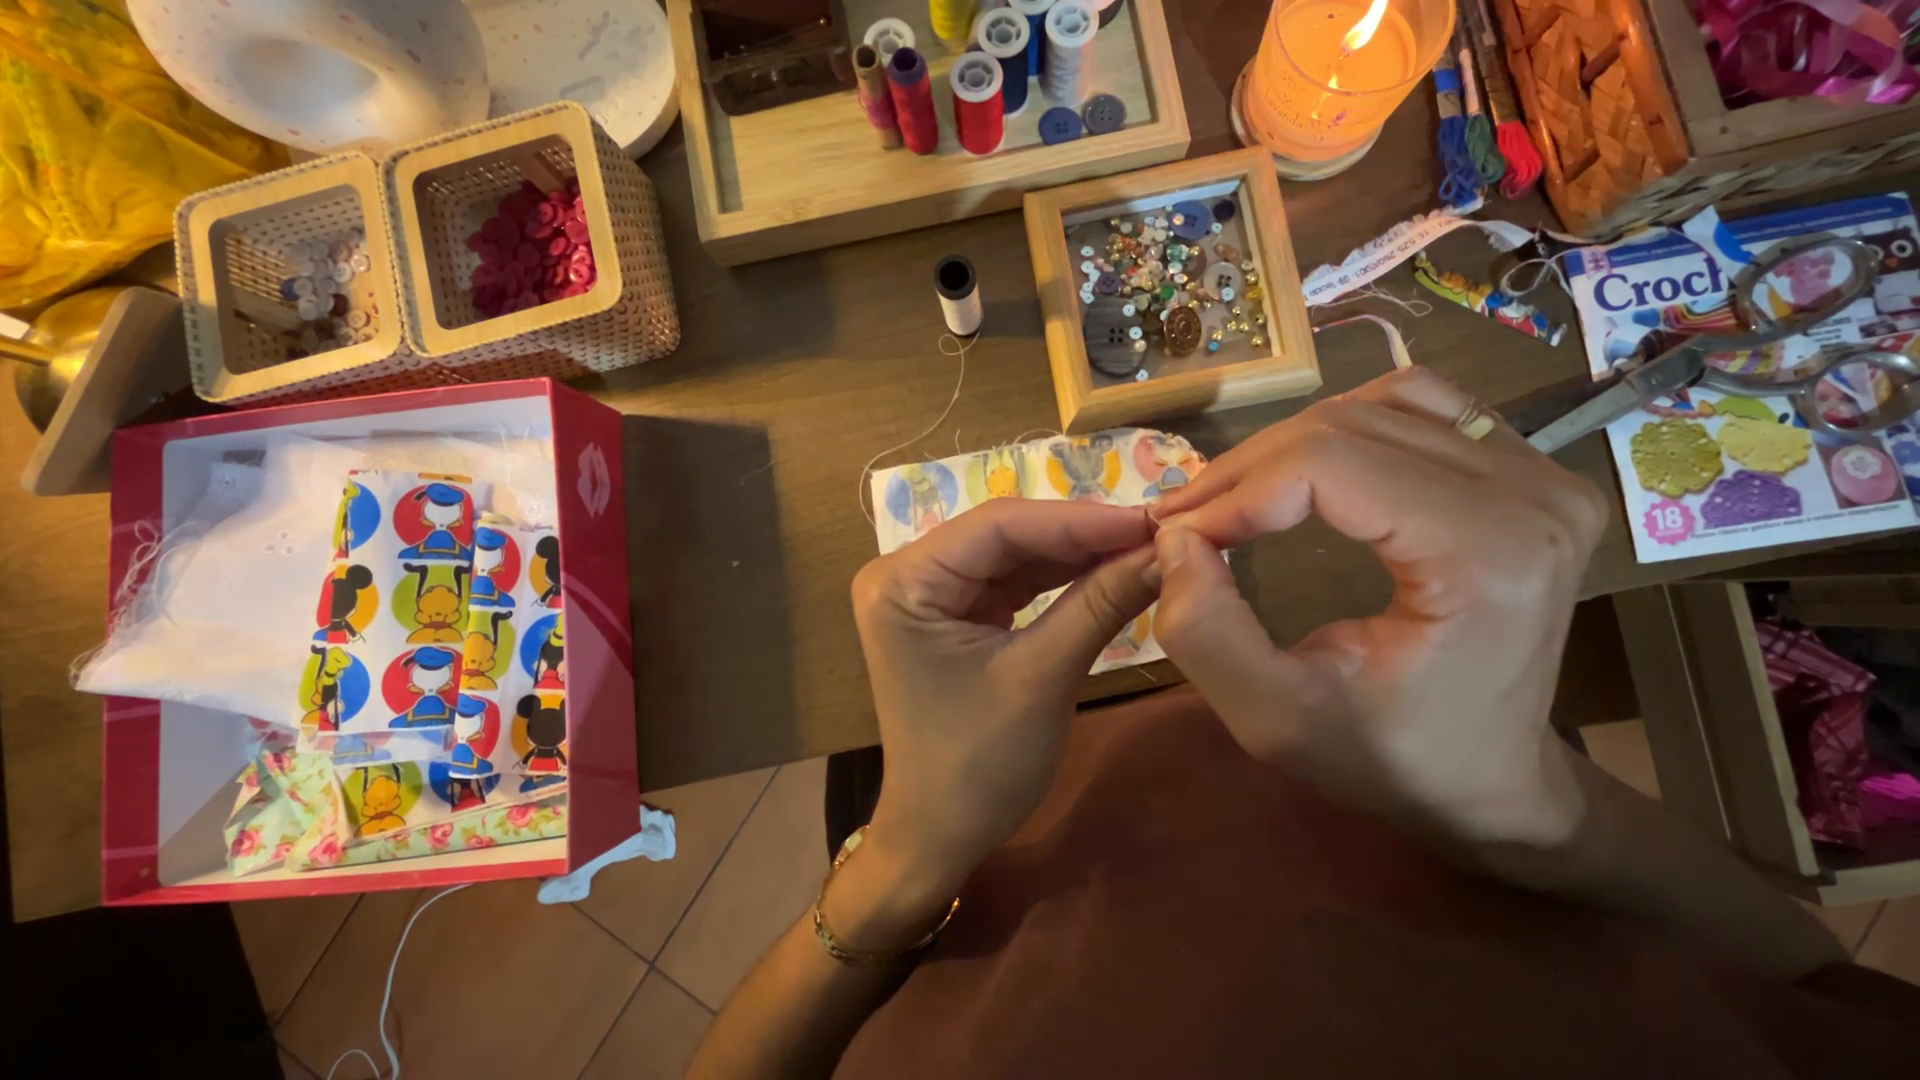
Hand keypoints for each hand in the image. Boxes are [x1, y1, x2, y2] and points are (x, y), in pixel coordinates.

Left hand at [850, 498, 1158, 900]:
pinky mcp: (953, 611)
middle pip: (1004, 534)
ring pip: (1013, 553)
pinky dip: (1060, 577)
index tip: (1150, 519)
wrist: (942, 832)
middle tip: (1158, 530)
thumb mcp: (1042, 678)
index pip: (997, 526)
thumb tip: (1166, 549)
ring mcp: (928, 591)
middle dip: (1081, 534)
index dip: (1078, 520)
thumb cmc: (980, 766)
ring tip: (1145, 545)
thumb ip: (1101, 604)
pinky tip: (1110, 567)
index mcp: (902, 583)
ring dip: (1077, 552)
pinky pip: (1012, 580)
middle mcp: (905, 573)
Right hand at [1149, 367, 1609, 846]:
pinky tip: (1308, 469)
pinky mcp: (1534, 471)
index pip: (1328, 465)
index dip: (1235, 492)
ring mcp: (1543, 475)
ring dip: (1287, 446)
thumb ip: (1205, 631)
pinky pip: (1421, 405)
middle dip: (1246, 470)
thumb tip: (1174, 535)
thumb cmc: (1388, 759)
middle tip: (1185, 518)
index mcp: (1484, 556)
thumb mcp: (1273, 718)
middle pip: (1346, 427)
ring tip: (1235, 499)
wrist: (1491, 780)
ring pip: (1377, 404)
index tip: (1178, 537)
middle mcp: (1531, 496)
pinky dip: (1346, 426)